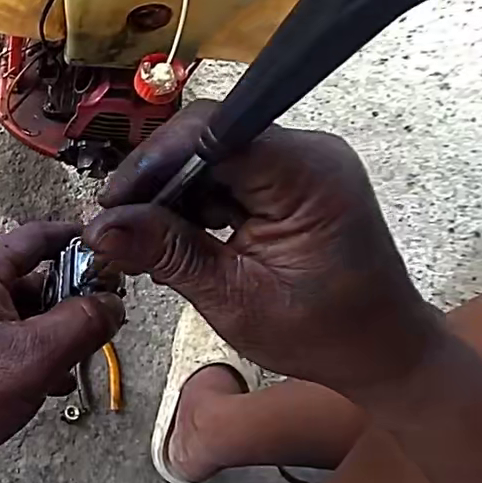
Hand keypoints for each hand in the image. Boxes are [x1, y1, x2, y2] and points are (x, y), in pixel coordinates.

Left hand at [0, 222, 124, 482]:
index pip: (35, 237)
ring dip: (55, 337)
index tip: (108, 251)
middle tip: (103, 322)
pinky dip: (33, 360)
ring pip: (24, 320)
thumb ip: (81, 324)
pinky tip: (51, 386)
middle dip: (71, 301)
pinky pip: (7, 348)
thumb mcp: (33, 356)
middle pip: (34, 282)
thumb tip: (113, 304)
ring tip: (79, 361)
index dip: (74, 238)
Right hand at [84, 101, 443, 393]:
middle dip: (156, 184)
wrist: (377, 348)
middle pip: (205, 140)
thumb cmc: (325, 333)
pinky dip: (192, 207)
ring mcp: (295, 166)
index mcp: (307, 176)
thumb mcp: (234, 299)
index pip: (213, 134)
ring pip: (206, 158)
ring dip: (170, 198)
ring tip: (149, 246)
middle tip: (119, 229)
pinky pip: (222, 176)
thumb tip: (104, 228)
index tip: (115, 202)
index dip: (154, 160)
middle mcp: (306, 155)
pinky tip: (178, 241)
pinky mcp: (284, 182)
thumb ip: (169, 255)